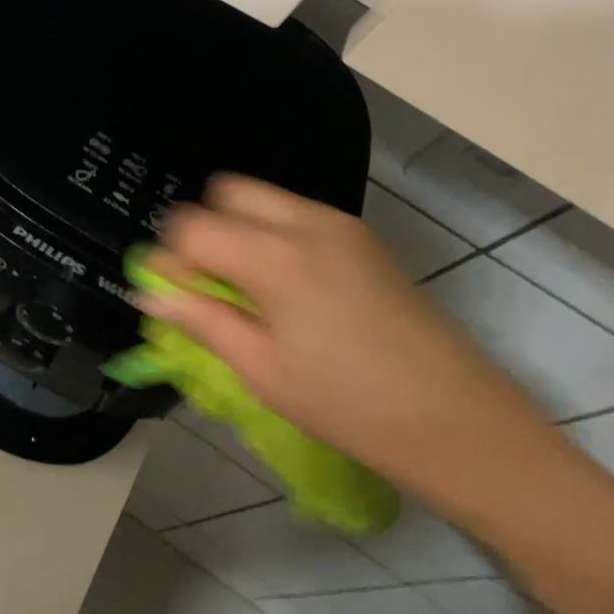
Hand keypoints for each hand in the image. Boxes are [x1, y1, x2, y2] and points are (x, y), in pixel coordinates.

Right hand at [140, 175, 561, 506]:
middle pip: (229, 191)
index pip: (193, 226)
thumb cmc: (350, 405)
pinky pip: (300, 218)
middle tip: (208, 282)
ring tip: (248, 293)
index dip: (171, 257)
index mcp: (275, 256)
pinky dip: (276, 238)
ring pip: (266, 201)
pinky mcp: (366, 241)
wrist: (460, 421)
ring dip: (241, 231)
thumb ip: (202, 320)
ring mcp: (342, 227)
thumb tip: (153, 292)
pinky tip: (289, 294)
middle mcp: (307, 223)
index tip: (175, 295)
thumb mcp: (263, 370)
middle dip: (206, 227)